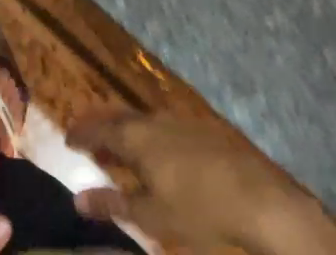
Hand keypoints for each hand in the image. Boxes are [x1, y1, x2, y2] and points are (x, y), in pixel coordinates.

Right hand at [68, 111, 335, 254]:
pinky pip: (170, 127)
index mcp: (136, 138)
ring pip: (146, 120)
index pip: (98, 128)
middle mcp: (156, 122)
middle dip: (102, 125)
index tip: (68, 138)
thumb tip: (78, 199)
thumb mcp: (152, 218)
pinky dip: (154, 136)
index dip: (81, 133)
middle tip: (89, 136)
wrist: (268, 206)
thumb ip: (113, 205)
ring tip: (124, 146)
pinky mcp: (211, 133)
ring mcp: (186, 124)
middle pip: (120, 117)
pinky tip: (164, 154)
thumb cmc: (202, 214)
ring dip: (129, 130)